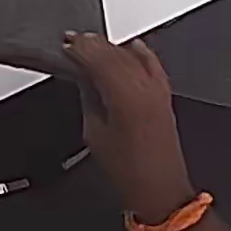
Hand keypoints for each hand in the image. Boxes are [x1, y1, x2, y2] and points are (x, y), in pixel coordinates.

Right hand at [65, 32, 194, 222]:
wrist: (160, 190)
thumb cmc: (128, 169)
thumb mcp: (94, 130)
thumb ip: (88, 96)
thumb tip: (81, 75)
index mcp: (125, 97)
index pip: (98, 58)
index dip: (79, 48)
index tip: (66, 44)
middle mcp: (144, 90)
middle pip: (114, 52)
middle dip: (91, 43)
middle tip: (73, 40)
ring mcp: (157, 91)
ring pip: (131, 55)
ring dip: (109, 46)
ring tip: (92, 42)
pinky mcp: (165, 96)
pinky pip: (153, 65)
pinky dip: (140, 53)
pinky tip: (131, 46)